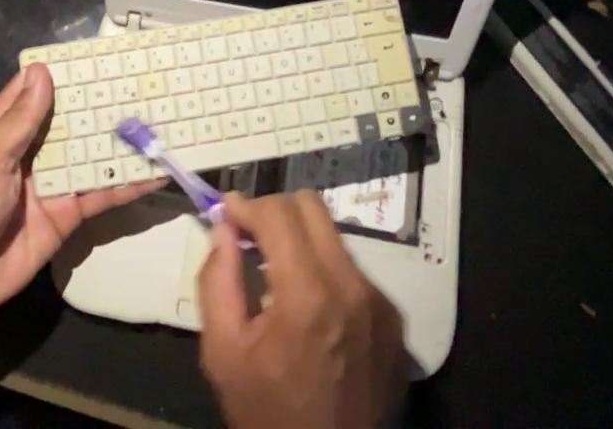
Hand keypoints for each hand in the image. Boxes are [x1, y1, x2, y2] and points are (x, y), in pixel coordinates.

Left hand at [0, 62, 161, 328]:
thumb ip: (19, 120)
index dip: (62, 74)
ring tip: (162, 120)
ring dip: (120, 141)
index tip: (99, 55)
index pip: (33, 92)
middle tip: (146, 83)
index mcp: (1, 131)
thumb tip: (41, 70)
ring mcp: (50, 183)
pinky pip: (100, 194)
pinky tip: (156, 172)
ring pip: (91, 155)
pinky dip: (127, 184)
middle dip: (101, 105)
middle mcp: (29, 151)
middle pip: (70, 121)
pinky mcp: (67, 214)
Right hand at [198, 191, 405, 428]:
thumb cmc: (268, 414)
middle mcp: (352, 287)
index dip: (247, 205)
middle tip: (250, 235)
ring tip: (277, 276)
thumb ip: (218, 280)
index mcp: (307, 295)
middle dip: (275, 211)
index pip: (278, 213)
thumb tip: (223, 228)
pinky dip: (326, 272)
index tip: (226, 212)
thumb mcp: (223, 353)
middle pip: (312, 208)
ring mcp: (380, 303)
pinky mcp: (394, 320)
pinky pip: (354, 272)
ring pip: (334, 238)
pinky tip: (311, 309)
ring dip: (301, 242)